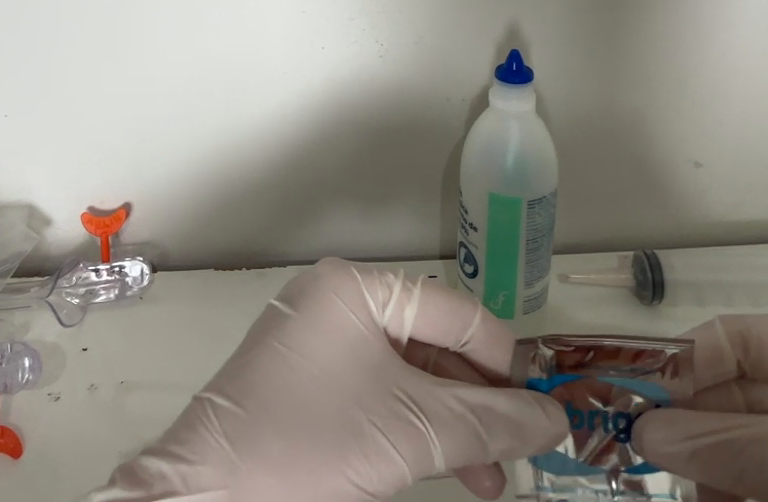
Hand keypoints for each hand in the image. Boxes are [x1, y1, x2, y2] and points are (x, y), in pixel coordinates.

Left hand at [89, 258, 567, 500]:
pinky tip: (449, 469)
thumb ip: (492, 421)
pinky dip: (414, 431)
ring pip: (408, 379)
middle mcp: (337, 304)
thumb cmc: (314, 441)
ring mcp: (319, 347)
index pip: (453, 312)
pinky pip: (378, 397)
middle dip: (479, 403)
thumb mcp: (414, 429)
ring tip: (491, 478)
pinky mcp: (308, 388)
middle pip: (432, 346)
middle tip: (522, 448)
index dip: (505, 361)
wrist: (210, 498)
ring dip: (452, 426)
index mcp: (356, 287)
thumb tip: (557, 418)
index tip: (543, 407)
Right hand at [632, 315, 767, 501]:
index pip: (740, 340)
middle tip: (642, 455)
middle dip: (691, 427)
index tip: (635, 397)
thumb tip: (640, 433)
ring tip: (689, 492)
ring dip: (708, 470)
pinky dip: (731, 495)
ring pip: (741, 448)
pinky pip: (762, 485)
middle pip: (734, 397)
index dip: (684, 363)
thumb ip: (727, 445)